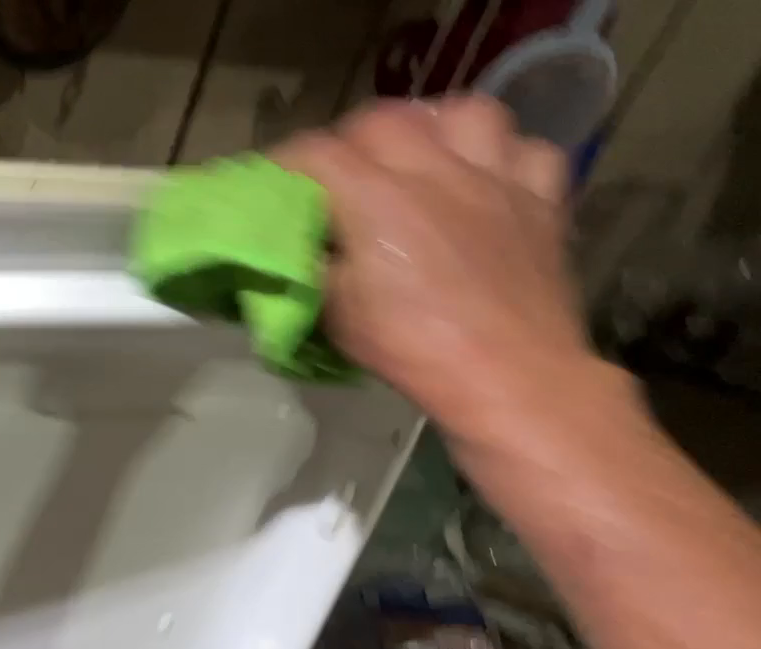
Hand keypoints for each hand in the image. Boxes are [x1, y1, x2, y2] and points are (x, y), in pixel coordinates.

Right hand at [272, 96, 627, 442]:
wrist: (504, 370)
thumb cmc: (406, 344)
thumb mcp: (330, 311)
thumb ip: (307, 265)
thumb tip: (286, 246)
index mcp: (377, 201)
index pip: (317, 154)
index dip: (285, 162)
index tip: (270, 183)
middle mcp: (438, 172)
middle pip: (383, 120)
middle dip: (347, 140)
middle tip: (332, 174)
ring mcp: (497, 178)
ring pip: (462, 113)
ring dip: (427, 128)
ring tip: (410, 158)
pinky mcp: (542, 196)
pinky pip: (523, 148)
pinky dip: (496, 156)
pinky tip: (478, 181)